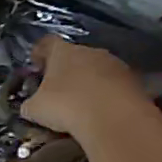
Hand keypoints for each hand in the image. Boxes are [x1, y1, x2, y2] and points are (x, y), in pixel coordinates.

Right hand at [19, 36, 149, 139]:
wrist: (114, 118)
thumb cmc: (66, 106)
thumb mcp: (36, 109)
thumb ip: (30, 104)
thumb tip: (29, 106)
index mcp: (63, 52)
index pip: (47, 43)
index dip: (39, 52)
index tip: (35, 65)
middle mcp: (90, 51)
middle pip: (74, 56)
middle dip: (65, 71)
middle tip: (57, 90)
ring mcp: (114, 64)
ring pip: (96, 69)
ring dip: (88, 82)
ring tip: (80, 104)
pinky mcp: (133, 80)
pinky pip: (113, 84)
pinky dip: (105, 95)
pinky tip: (100, 111)